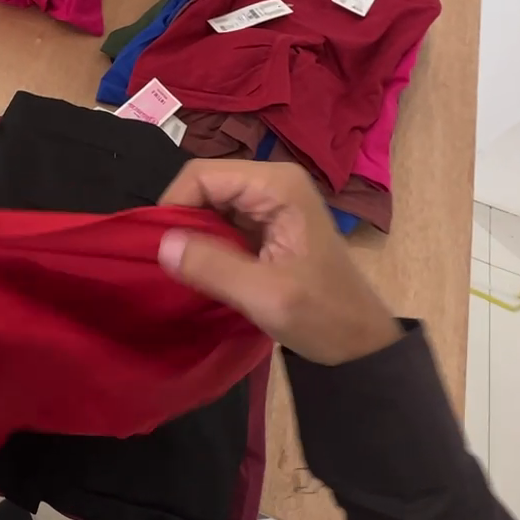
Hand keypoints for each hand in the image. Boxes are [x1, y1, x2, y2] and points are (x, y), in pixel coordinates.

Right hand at [157, 160, 401, 364]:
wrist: (358, 344)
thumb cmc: (322, 317)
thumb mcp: (265, 295)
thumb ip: (212, 266)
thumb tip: (160, 244)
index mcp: (277, 184)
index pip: (202, 175)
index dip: (174, 205)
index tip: (161, 248)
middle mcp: (272, 181)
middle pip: (203, 184)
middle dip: (183, 220)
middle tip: (176, 262)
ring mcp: (269, 200)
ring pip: (207, 202)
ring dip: (193, 233)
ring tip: (190, 267)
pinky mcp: (264, 221)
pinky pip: (219, 219)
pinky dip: (206, 242)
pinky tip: (206, 268)